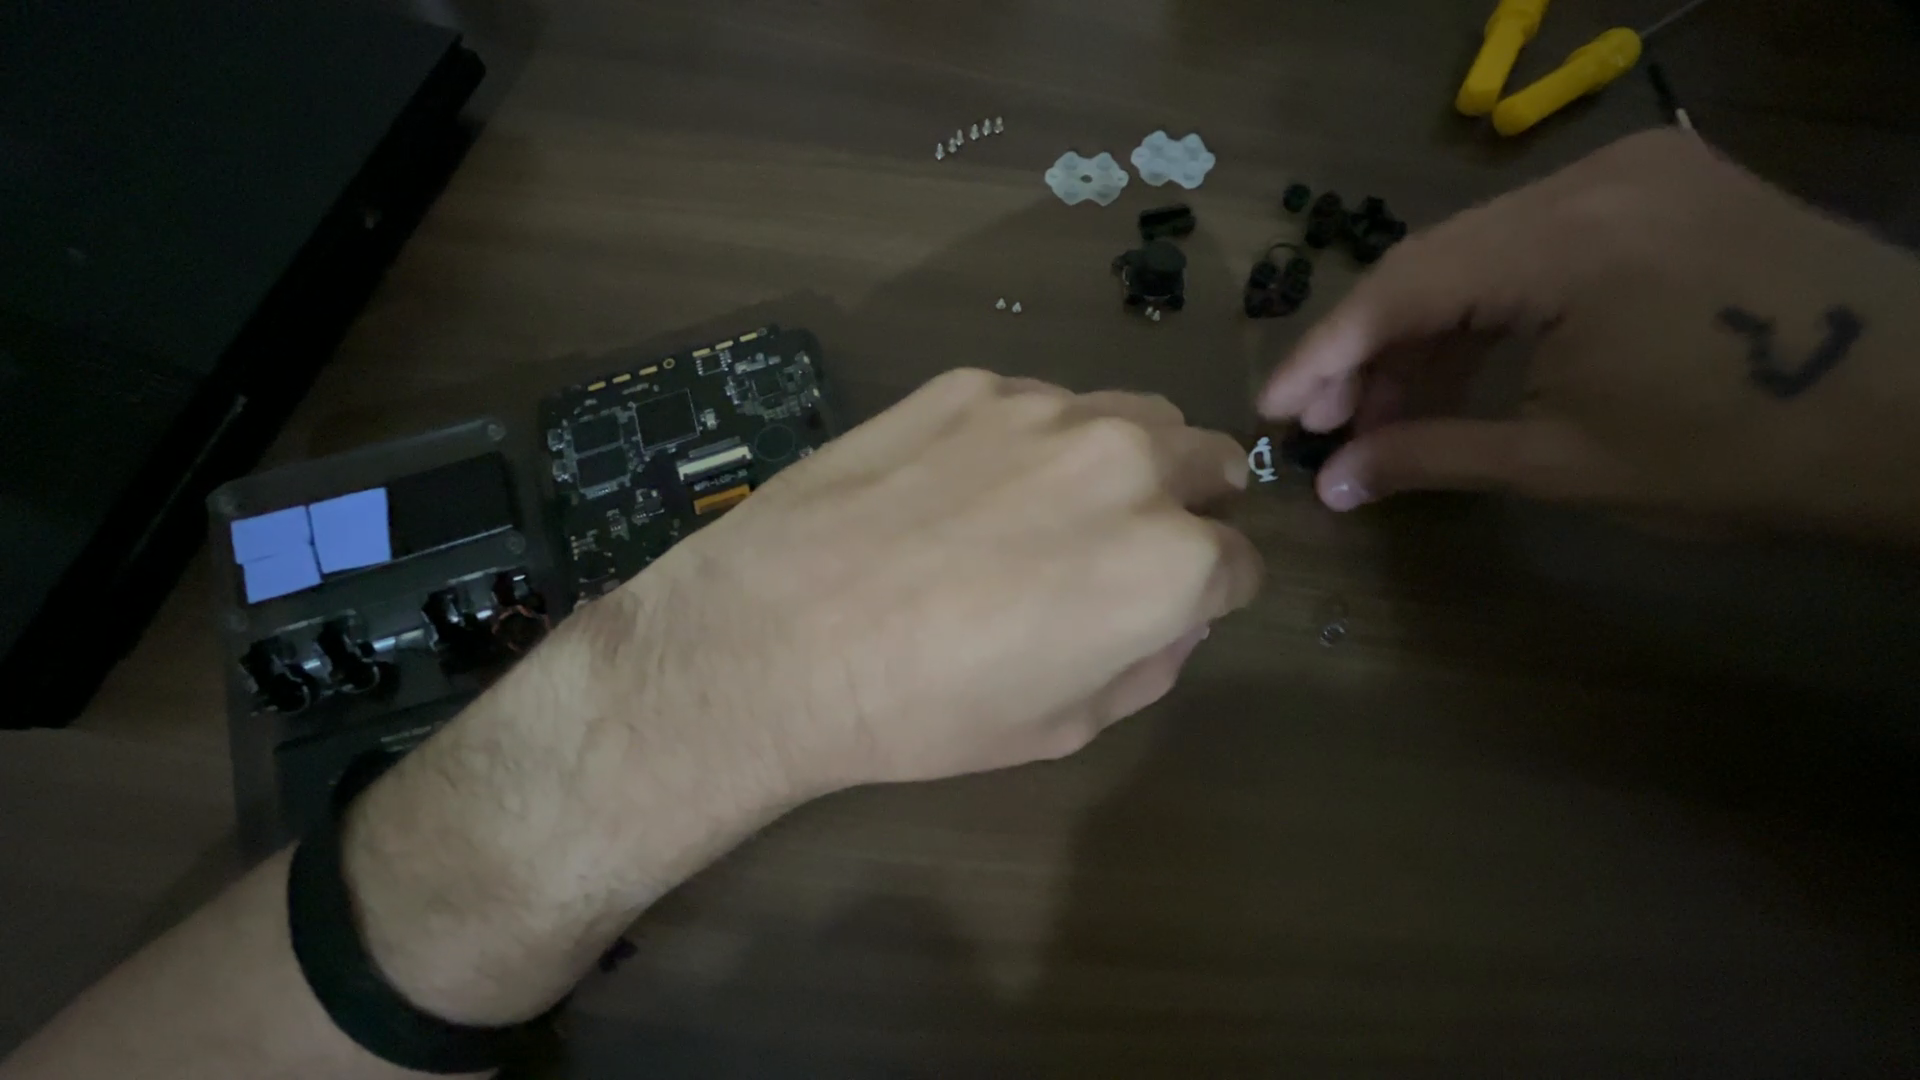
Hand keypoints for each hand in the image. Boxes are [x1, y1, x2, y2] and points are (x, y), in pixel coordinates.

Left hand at [618, 368, 1261, 788]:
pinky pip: (1038, 405)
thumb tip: (1176, 616)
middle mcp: (1126, 462)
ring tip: (1052, 505)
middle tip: (1130, 542)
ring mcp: (1044, 410)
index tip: (1184, 602)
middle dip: (1191, 502)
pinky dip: (1034, 441)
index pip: (1240, 561)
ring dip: (1122, 459)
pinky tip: (965, 483)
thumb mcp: (1064, 725)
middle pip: (1207, 459)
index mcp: (1168, 561)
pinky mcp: (969, 383)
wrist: (776, 638)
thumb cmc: (927, 708)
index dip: (1215, 590)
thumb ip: (1149, 663)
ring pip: (1131, 416)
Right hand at [1258, 129, 1919, 541]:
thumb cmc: (1744, 452)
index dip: (1321, 355)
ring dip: (1416, 340)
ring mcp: (1627, 177)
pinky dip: (1476, 318)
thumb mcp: (1560, 464)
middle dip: (1363, 353)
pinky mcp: (1649, 193)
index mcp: (1570, 242)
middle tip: (1321, 426)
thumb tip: (1327, 489)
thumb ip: (1426, 459)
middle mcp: (1590, 183)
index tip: (1269, 411)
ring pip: (1469, 258)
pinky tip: (1449, 376)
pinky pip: (1523, 252)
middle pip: (1425, 266)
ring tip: (1378, 416)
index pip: (1399, 289)